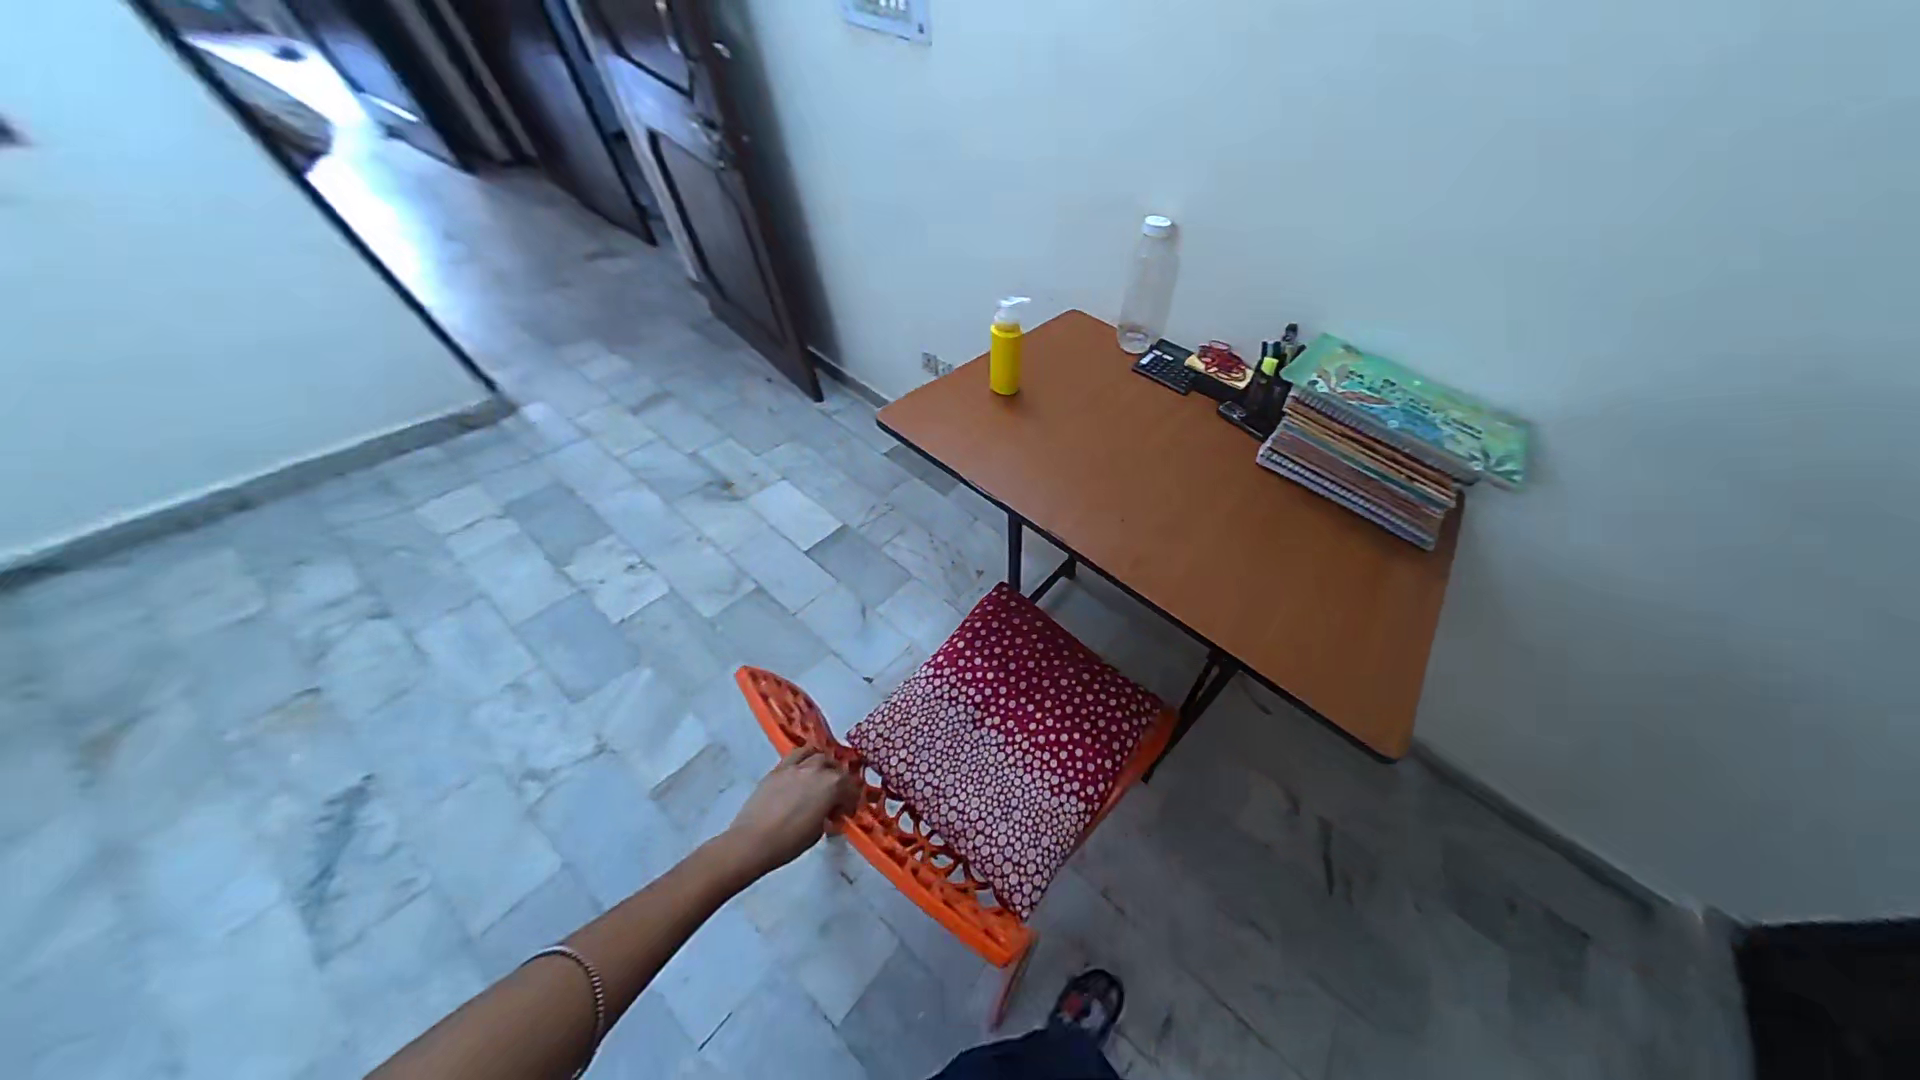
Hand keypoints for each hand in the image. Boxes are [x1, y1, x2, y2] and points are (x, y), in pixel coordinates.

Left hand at [720, 747, 860, 879]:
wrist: (754, 841)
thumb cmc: (790, 842)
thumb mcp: (819, 832)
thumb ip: (828, 816)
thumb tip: (828, 814)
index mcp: (833, 786)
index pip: (851, 787)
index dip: (851, 800)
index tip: (846, 812)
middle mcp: (817, 770)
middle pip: (835, 768)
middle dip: (839, 781)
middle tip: (834, 796)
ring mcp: (796, 766)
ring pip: (816, 755)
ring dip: (823, 765)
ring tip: (820, 776)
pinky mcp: (778, 769)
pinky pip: (796, 755)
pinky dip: (804, 759)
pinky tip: (801, 770)